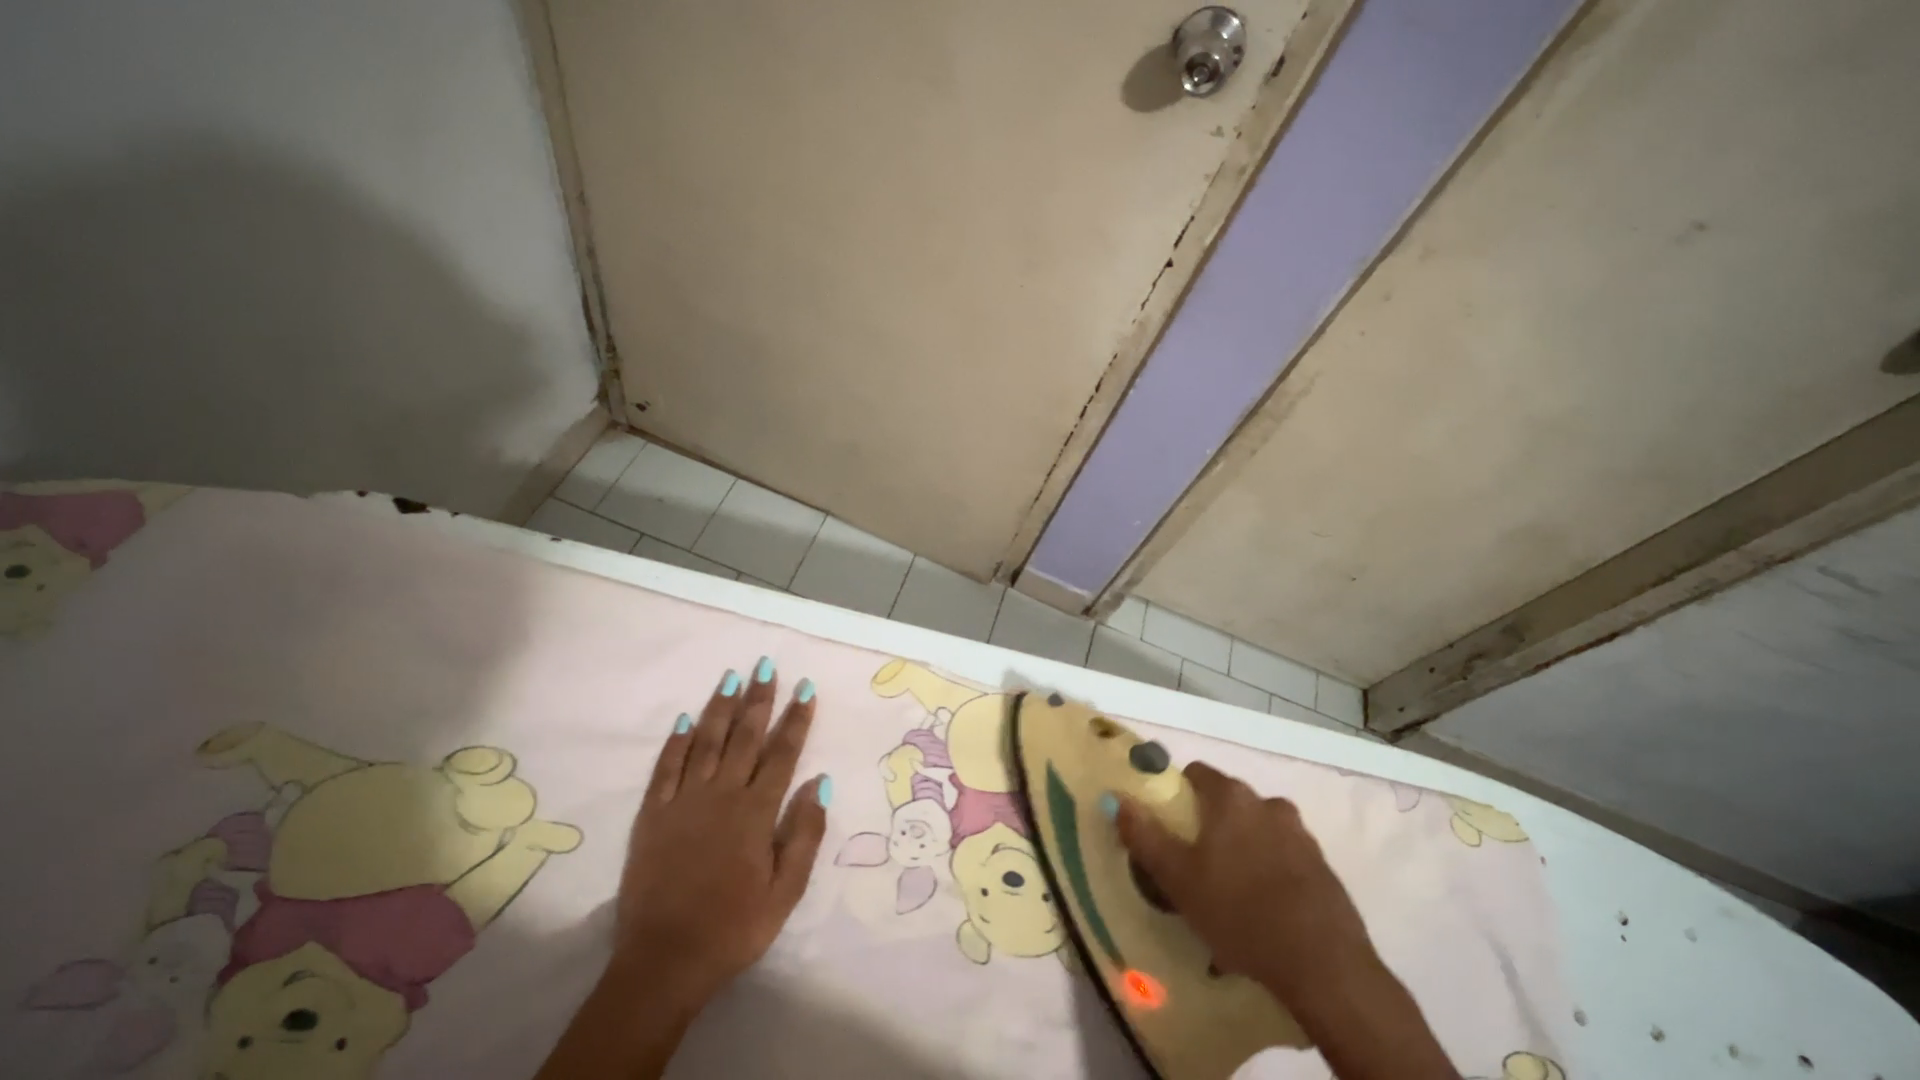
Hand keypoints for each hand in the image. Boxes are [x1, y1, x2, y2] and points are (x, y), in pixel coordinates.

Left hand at [539, 660, 829, 1079]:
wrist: (666, 959)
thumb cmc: (735, 928)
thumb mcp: (786, 891)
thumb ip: (804, 834)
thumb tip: (819, 782)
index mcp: (755, 814)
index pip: (782, 755)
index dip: (795, 720)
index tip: (805, 689)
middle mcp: (720, 796)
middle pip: (744, 738)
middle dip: (759, 700)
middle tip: (766, 665)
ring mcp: (683, 803)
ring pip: (705, 743)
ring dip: (720, 709)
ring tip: (732, 678)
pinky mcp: (652, 816)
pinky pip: (665, 769)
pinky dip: (676, 742)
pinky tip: (684, 720)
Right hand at [1115, 762, 1370, 999]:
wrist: (1320, 962)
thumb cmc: (1237, 911)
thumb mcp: (1177, 878)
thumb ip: (1145, 835)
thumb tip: (1118, 797)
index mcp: (1232, 798)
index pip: (1197, 774)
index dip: (1176, 794)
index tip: (1167, 827)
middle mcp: (1269, 804)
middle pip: (1229, 803)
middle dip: (1210, 827)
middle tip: (1193, 867)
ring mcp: (1301, 835)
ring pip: (1258, 831)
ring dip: (1241, 850)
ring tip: (1228, 895)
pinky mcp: (1324, 868)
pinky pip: (1283, 859)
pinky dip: (1268, 873)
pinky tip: (1260, 912)